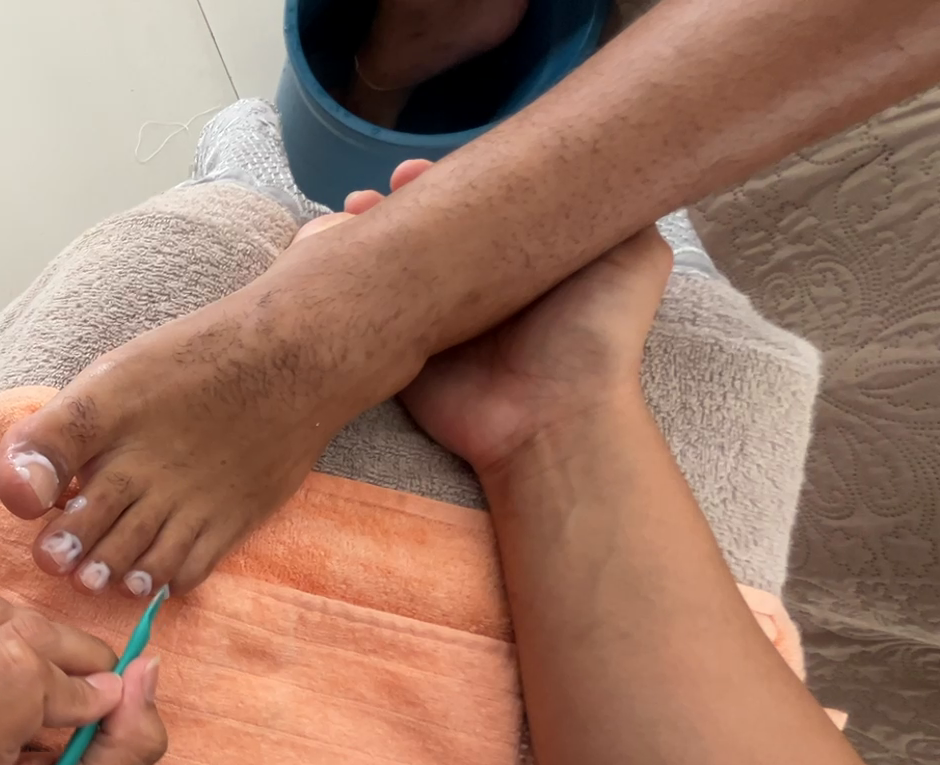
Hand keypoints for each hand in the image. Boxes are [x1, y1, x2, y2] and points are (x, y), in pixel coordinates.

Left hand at [0, 595, 165, 764]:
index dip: (77, 682)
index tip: (100, 713)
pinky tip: (27, 671)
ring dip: (48, 638)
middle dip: (75, 654)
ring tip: (60, 683)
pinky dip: (17, 630)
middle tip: (94, 696)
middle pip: (18, 632)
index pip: (21, 669)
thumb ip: (125, 749)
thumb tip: (145, 668)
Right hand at [305, 160, 673, 474]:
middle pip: (427, 229)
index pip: (474, 204)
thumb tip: (585, 154)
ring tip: (350, 214)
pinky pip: (368, 309)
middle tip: (380, 189)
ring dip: (368, 235)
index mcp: (516, 255)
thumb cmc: (591, 331)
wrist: (545, 412)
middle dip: (400, 204)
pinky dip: (348, 283)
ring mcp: (430, 316)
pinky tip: (334, 257)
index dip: (447, 178)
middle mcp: (470, 282)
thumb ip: (607, 204)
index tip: (420, 167)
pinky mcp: (398, 346)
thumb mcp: (628, 251)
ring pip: (392, 263)